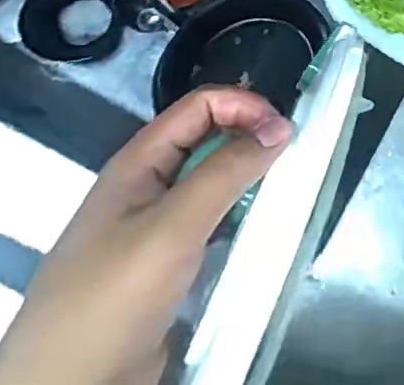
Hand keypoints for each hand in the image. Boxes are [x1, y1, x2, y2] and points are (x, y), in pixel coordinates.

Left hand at [0, 87, 293, 384]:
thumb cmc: (111, 299)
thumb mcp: (172, 227)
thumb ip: (225, 172)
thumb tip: (279, 127)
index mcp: (140, 161)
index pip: (201, 105)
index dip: (244, 107)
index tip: (284, 133)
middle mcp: (148, 185)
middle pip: (208, 138)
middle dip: (250, 138)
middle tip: (291, 160)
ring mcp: (156, 226)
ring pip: (212, 182)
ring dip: (247, 180)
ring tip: (284, 192)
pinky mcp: (167, 265)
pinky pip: (211, 223)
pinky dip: (238, 218)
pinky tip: (260, 232)